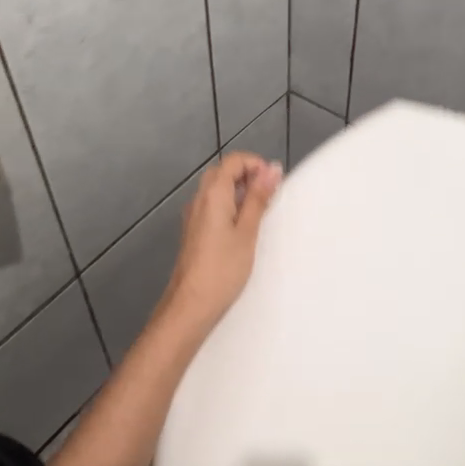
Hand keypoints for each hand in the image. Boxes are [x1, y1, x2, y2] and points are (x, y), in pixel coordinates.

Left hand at [155, 152, 281, 335]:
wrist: (190, 305)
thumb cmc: (222, 269)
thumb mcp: (247, 232)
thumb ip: (258, 198)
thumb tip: (272, 168)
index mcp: (212, 194)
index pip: (233, 160)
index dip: (256, 164)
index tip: (274, 184)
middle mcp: (198, 200)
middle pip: (223, 172)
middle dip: (248, 176)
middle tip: (270, 196)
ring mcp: (193, 216)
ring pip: (216, 190)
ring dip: (239, 192)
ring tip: (260, 214)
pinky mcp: (194, 232)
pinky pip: (212, 207)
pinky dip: (229, 207)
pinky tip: (243, 229)